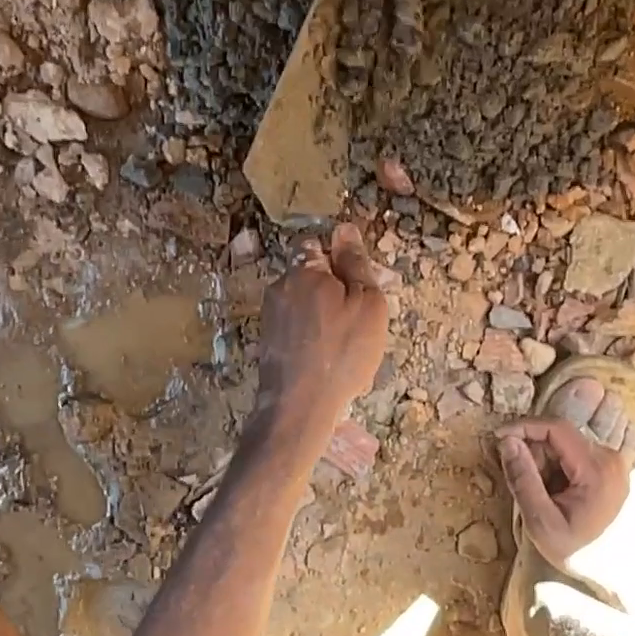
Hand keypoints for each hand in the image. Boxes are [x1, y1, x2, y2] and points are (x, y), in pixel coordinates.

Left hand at [256, 223, 388, 429]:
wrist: (300, 406)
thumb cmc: (342, 352)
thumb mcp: (367, 304)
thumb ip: (356, 264)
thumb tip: (345, 228)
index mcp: (303, 271)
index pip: (315, 245)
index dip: (338, 260)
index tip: (358, 285)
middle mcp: (280, 287)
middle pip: (309, 276)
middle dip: (333, 292)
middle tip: (359, 321)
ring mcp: (270, 317)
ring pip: (304, 305)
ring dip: (324, 317)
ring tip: (345, 347)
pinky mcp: (267, 343)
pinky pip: (296, 329)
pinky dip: (312, 338)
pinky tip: (328, 362)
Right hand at [495, 419, 629, 570]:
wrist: (614, 572)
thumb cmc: (577, 551)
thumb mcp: (541, 522)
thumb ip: (523, 480)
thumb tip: (507, 442)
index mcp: (597, 469)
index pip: (556, 428)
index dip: (523, 427)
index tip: (497, 438)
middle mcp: (611, 457)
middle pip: (560, 436)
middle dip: (534, 454)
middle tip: (527, 487)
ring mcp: (614, 461)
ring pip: (565, 445)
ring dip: (545, 462)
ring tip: (544, 496)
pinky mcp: (611, 467)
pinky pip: (575, 455)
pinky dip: (557, 468)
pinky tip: (557, 493)